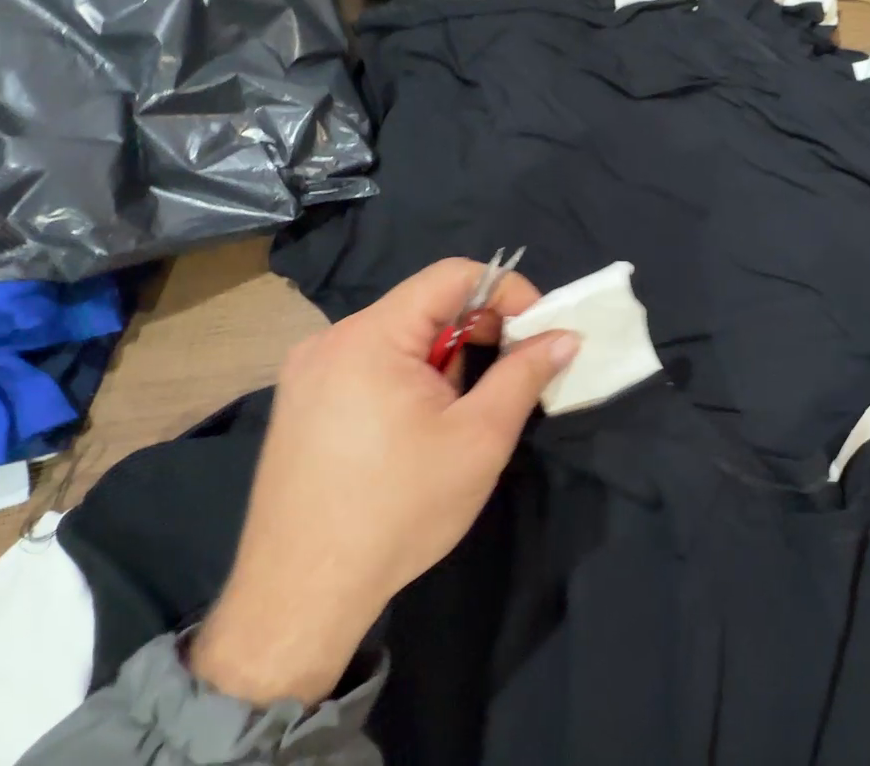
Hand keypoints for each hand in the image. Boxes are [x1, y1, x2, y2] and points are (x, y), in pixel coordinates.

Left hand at [191, 258, 576, 705]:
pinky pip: (372, 366)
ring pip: (401, 339)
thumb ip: (526, 374)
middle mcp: (329, 343)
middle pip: (425, 306)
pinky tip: (424, 429)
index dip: (508, 292)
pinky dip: (414, 379)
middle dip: (481, 330)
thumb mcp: (481, 437)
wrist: (303, 594)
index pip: (452, 276)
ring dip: (448, 360)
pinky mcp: (302, 407)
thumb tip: (566, 335)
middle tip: (513, 376)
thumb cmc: (401, 508)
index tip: (539, 333)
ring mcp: (308, 376)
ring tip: (467, 413)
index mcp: (369, 338)